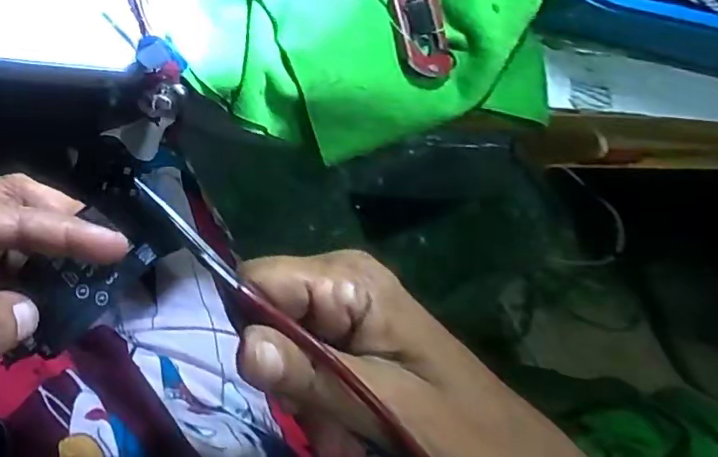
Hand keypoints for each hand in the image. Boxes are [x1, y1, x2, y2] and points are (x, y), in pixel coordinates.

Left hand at [0, 175, 128, 454]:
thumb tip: (33, 310)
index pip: (13, 218)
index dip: (68, 231)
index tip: (116, 243)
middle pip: (9, 199)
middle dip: (56, 213)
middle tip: (104, 236)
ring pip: (0, 224)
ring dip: (39, 239)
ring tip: (84, 260)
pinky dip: (17, 266)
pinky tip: (38, 286)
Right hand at [235, 251, 577, 456]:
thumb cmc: (474, 436)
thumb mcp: (394, 409)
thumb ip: (317, 375)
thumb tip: (243, 348)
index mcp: (347, 278)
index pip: (256, 280)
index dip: (255, 330)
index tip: (284, 386)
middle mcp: (336, 279)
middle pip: (265, 311)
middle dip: (285, 371)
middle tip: (324, 425)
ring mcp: (342, 307)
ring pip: (279, 341)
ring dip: (302, 395)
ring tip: (342, 438)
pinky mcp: (348, 336)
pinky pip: (303, 357)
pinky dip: (316, 400)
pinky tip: (346, 430)